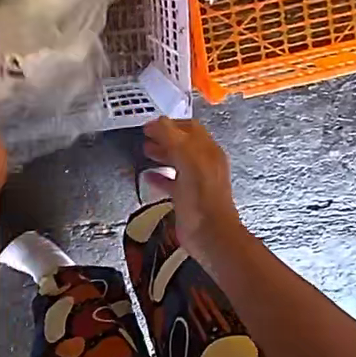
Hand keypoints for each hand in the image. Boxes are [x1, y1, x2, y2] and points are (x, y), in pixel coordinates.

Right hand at [141, 117, 246, 261]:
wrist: (210, 234)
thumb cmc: (201, 196)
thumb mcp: (187, 159)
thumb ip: (173, 138)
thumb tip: (158, 122)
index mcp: (208, 151)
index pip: (189, 128)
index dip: (169, 124)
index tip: (150, 125)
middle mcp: (204, 164)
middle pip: (183, 144)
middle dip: (164, 138)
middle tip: (146, 137)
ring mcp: (195, 182)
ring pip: (177, 162)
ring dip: (161, 154)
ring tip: (145, 151)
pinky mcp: (187, 198)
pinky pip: (171, 182)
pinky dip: (159, 177)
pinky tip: (148, 176)